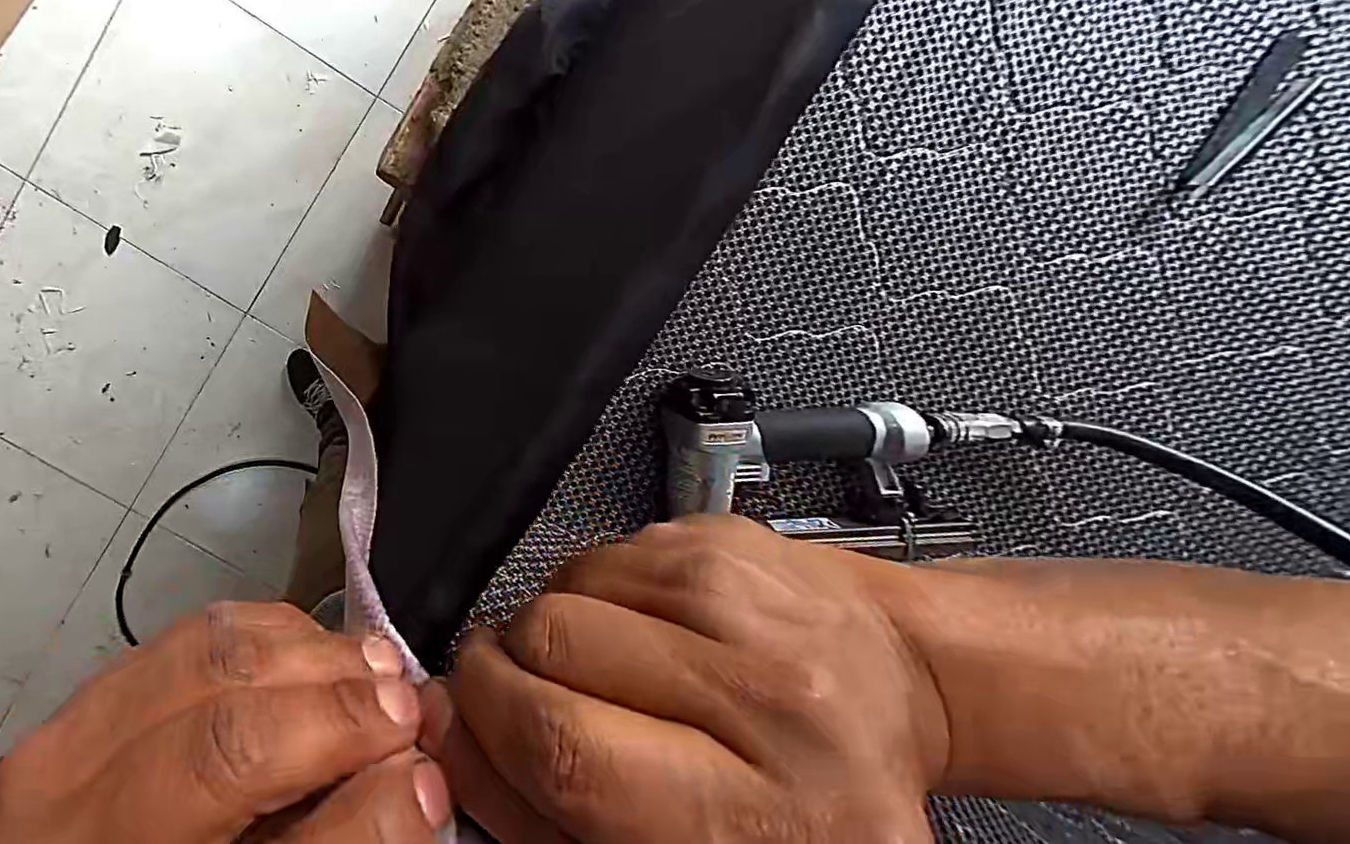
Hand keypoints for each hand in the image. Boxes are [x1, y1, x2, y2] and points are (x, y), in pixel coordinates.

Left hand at [0, 601, 451, 843]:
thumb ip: (338, 842)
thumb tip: (418, 779)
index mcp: (107, 840)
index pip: (229, 753)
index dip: (333, 729)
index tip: (409, 728)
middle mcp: (64, 777)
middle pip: (218, 682)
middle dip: (328, 680)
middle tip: (400, 692)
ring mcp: (69, 724)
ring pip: (206, 640)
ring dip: (303, 646)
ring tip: (369, 664)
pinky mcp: (92, 690)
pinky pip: (192, 633)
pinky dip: (266, 635)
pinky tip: (311, 654)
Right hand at [420, 515, 947, 842]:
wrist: (895, 678)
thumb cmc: (805, 789)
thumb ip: (555, 816)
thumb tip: (454, 741)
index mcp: (763, 813)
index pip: (567, 748)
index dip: (485, 727)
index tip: (456, 720)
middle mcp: (758, 688)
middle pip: (549, 643)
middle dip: (499, 665)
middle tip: (511, 686)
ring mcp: (735, 590)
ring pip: (561, 586)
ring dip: (545, 627)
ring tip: (594, 662)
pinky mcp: (715, 534)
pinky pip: (595, 553)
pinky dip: (582, 592)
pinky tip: (628, 623)